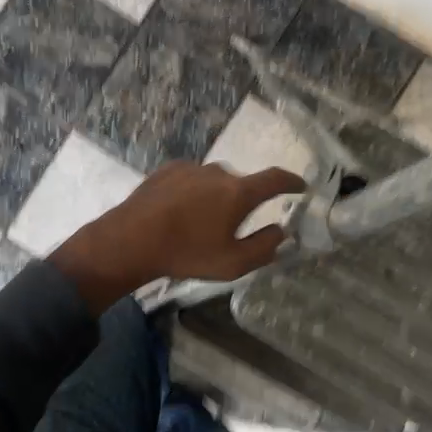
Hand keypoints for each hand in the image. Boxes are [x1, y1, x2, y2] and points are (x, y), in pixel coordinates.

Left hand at [48, 161, 307, 313]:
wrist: (131, 240)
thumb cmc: (187, 254)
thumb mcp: (233, 263)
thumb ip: (264, 247)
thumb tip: (282, 232)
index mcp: (238, 192)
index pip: (275, 179)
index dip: (292, 181)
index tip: (300, 186)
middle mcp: (217, 172)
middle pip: (240, 184)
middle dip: (243, 202)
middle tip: (232, 227)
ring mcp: (190, 168)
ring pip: (213, 182)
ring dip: (214, 198)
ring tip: (199, 225)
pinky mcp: (167, 170)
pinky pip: (191, 180)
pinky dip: (193, 193)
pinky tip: (179, 214)